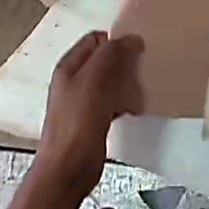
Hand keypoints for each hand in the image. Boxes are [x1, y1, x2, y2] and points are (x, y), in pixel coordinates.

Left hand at [31, 31, 143, 201]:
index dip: (116, 40)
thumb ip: (111, 55)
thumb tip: (131, 39)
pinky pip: (112, 101)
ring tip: (140, 88)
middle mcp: (73, 81)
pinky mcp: (91, 120)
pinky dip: (124, 101)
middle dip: (124, 62)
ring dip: (126, 82)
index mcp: (69, 66)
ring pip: (109, 81)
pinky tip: (133, 109)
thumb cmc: (78, 124)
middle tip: (141, 68)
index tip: (137, 49)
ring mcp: (81, 101)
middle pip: (103, 59)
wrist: (68, 169)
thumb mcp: (95, 81)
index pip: (96, 39)